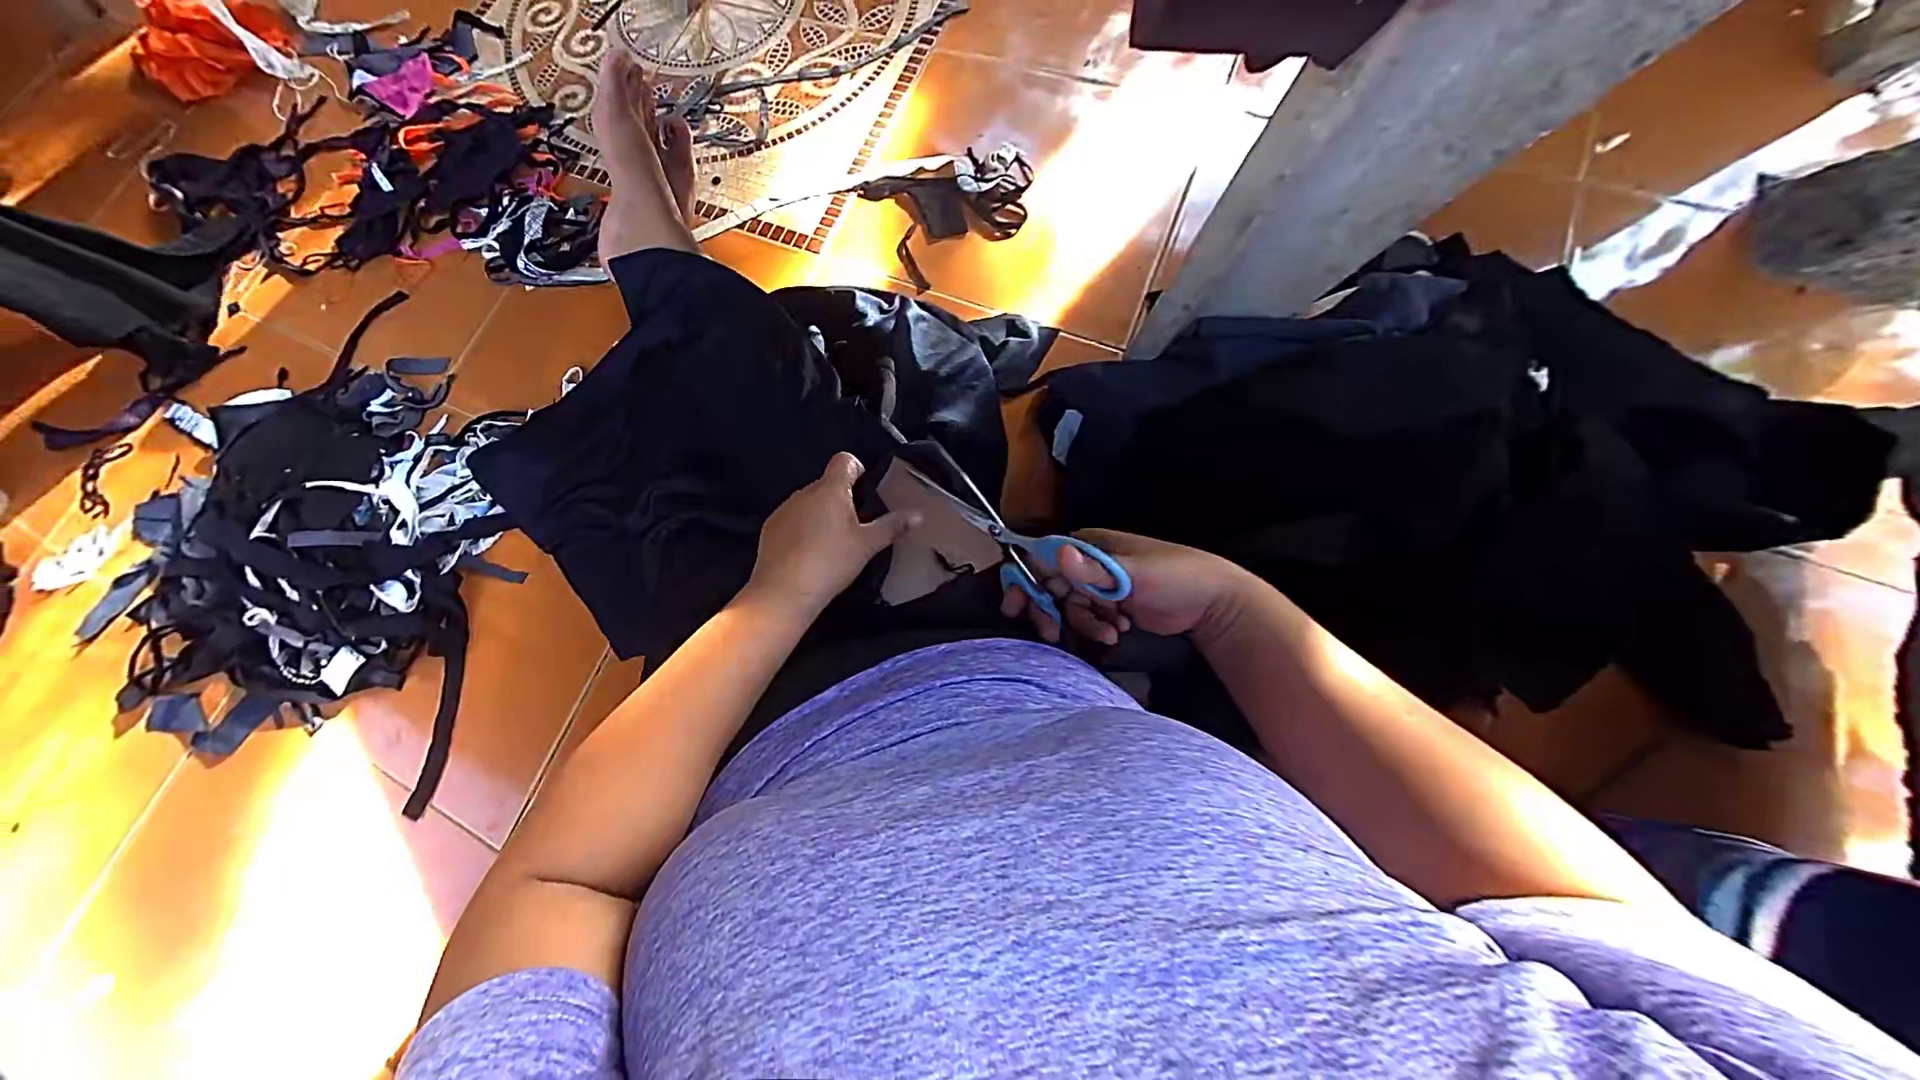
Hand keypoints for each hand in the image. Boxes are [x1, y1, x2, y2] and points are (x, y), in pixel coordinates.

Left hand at [745, 453, 920, 618]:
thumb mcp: (868, 545)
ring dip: (822, 514)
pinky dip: (803, 528)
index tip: (866, 492)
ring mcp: (784, 509)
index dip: (858, 470)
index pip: (845, 461)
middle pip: (828, 484)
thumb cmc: (831, 562)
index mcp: (830, 489)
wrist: (784, 592)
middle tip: (856, 527)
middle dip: (843, 499)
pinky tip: (810, 553)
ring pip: (809, 502)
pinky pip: (793, 519)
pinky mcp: (771, 528)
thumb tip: (917, 516)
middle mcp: (804, 492)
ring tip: (833, 544)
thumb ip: (892, 526)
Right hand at [1000, 529, 1257, 645]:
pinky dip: (1096, 628)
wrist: (1214, 604)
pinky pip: (1087, 618)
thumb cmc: (1178, 577)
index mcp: (1090, 544)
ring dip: (1082, 623)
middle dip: (1049, 610)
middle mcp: (1089, 562)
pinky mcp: (1110, 606)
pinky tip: (1118, 632)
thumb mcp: (1134, 574)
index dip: (1025, 580)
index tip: (1015, 606)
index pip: (1043, 558)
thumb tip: (1058, 553)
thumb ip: (1094, 569)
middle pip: (1049, 585)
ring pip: (1068, 607)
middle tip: (1050, 633)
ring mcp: (1100, 585)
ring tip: (1110, 632)